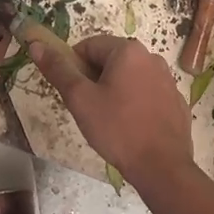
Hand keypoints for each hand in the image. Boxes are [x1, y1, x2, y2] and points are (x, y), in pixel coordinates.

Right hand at [28, 34, 191, 182]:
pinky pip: (147, 93)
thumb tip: (36, 45)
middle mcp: (151, 57)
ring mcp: (167, 79)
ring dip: (115, 91)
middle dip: (95, 80)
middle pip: (110, 60)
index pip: (89, 46)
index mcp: (127, 50)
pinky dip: (135, 104)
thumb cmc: (118, 129)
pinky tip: (132, 128)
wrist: (163, 168)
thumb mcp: (80, 99)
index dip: (75, 67)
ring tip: (110, 121)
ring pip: (129, 77)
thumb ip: (58, 70)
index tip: (74, 93)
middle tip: (89, 109)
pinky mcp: (176, 100)